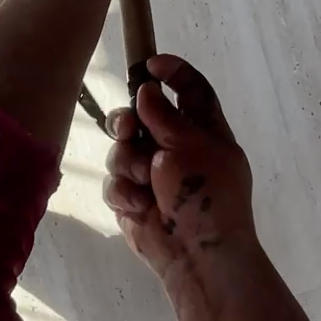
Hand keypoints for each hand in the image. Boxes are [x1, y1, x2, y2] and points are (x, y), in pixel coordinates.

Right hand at [102, 55, 257, 288]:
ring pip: (120, 148)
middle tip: (127, 129)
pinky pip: (114, 181)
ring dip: (127, 163)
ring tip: (143, 182)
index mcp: (204, 131)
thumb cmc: (206, 196)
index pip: (191, 89)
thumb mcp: (190, 146)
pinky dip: (123, 192)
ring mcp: (152, 173)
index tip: (150, 63)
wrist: (197, 257)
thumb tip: (146, 89)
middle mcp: (176, 148)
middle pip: (140, 116)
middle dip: (128, 121)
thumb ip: (163, 114)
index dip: (172, 72)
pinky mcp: (132, 197)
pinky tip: (139, 206)